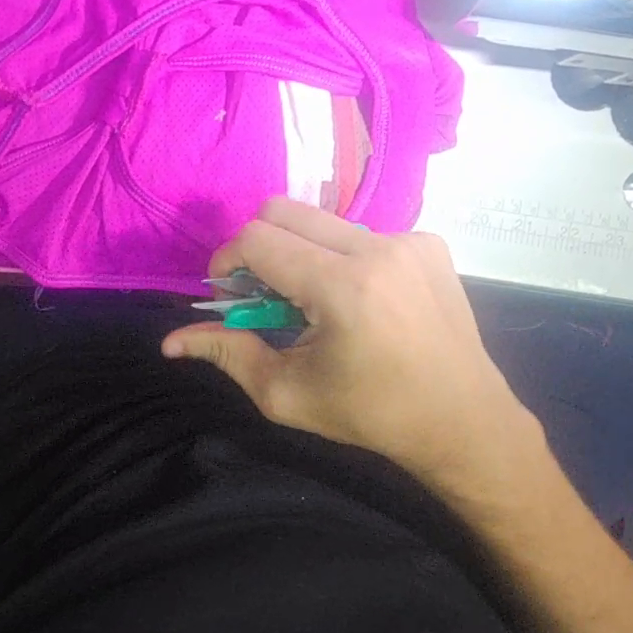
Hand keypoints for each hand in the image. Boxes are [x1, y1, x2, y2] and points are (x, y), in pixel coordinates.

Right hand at [163, 197, 536, 486]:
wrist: (462, 421)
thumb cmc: (368, 414)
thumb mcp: (284, 393)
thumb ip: (226, 353)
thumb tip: (170, 341)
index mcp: (343, 288)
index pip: (258, 238)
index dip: (226, 261)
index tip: (226, 293)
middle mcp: (378, 249)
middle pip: (284, 211)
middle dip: (256, 246)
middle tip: (259, 292)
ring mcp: (408, 241)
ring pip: (320, 221)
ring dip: (297, 252)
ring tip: (308, 302)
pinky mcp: (428, 243)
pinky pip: (358, 232)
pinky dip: (337, 257)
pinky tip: (352, 300)